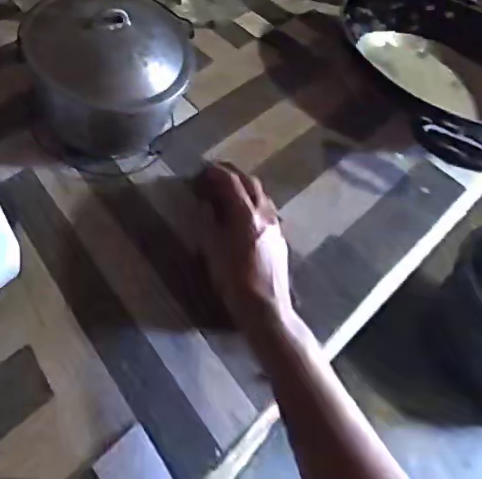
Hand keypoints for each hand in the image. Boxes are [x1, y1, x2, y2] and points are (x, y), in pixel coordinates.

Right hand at [198, 162, 296, 337]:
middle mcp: (264, 215)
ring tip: (227, 192)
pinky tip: (241, 214)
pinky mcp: (279, 240)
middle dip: (232, 174)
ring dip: (244, 187)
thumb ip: (209, 220)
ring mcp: (275, 227)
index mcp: (246, 214)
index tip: (201, 171)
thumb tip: (206, 202)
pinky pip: (266, 210)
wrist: (267, 310)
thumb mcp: (212, 247)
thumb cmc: (233, 279)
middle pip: (250, 182)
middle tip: (213, 175)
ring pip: (261, 195)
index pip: (231, 181)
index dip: (215, 172)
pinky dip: (252, 202)